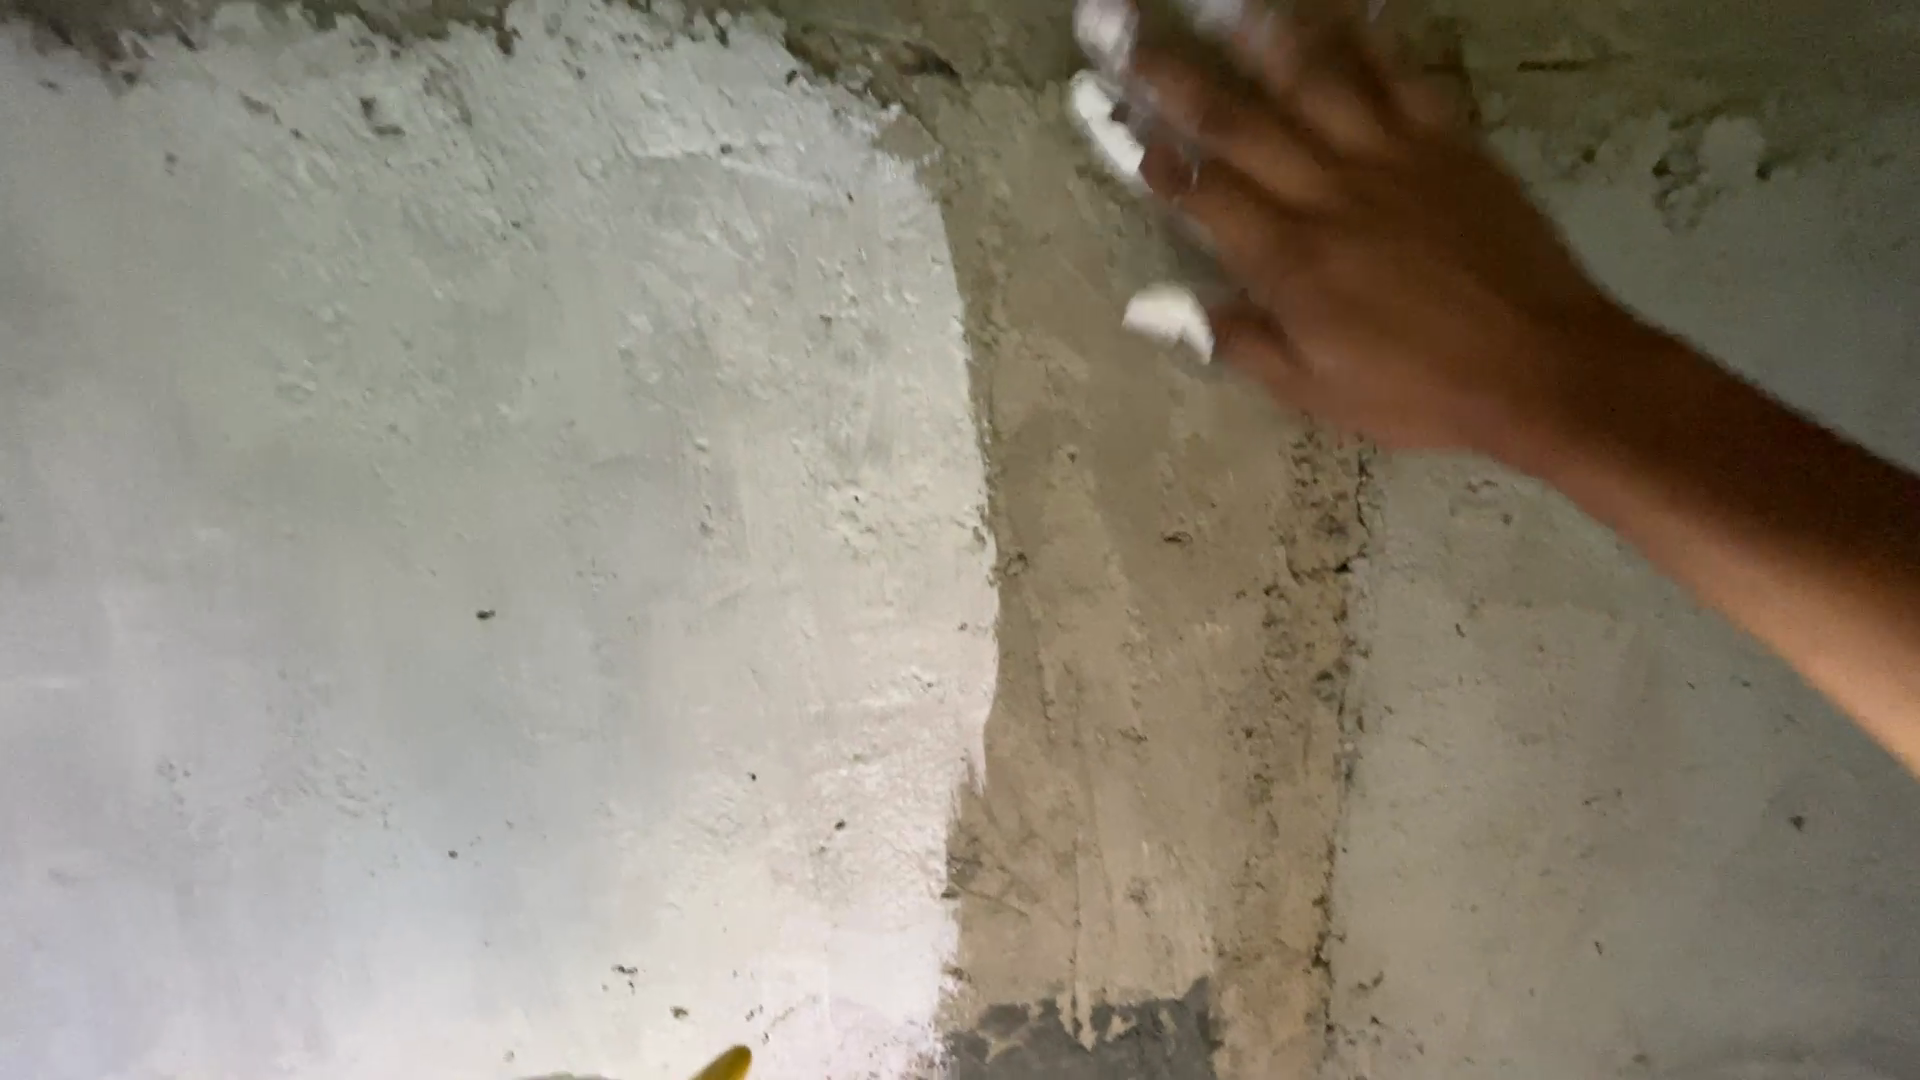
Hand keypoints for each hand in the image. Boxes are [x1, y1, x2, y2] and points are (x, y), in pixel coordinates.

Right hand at [1123, 9, 1642, 457]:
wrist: (1538, 368)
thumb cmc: (1409, 390)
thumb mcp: (1306, 386)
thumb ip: (1230, 335)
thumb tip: (1147, 307)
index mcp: (1288, 259)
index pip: (1202, 192)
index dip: (1150, 152)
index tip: (1106, 111)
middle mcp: (1329, 191)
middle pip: (1238, 120)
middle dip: (1171, 72)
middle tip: (1122, 28)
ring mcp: (1393, 157)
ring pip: (1316, 76)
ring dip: (1259, 32)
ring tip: (1218, 0)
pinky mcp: (1450, 142)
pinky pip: (1404, 71)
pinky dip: (1371, 33)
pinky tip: (1345, 4)